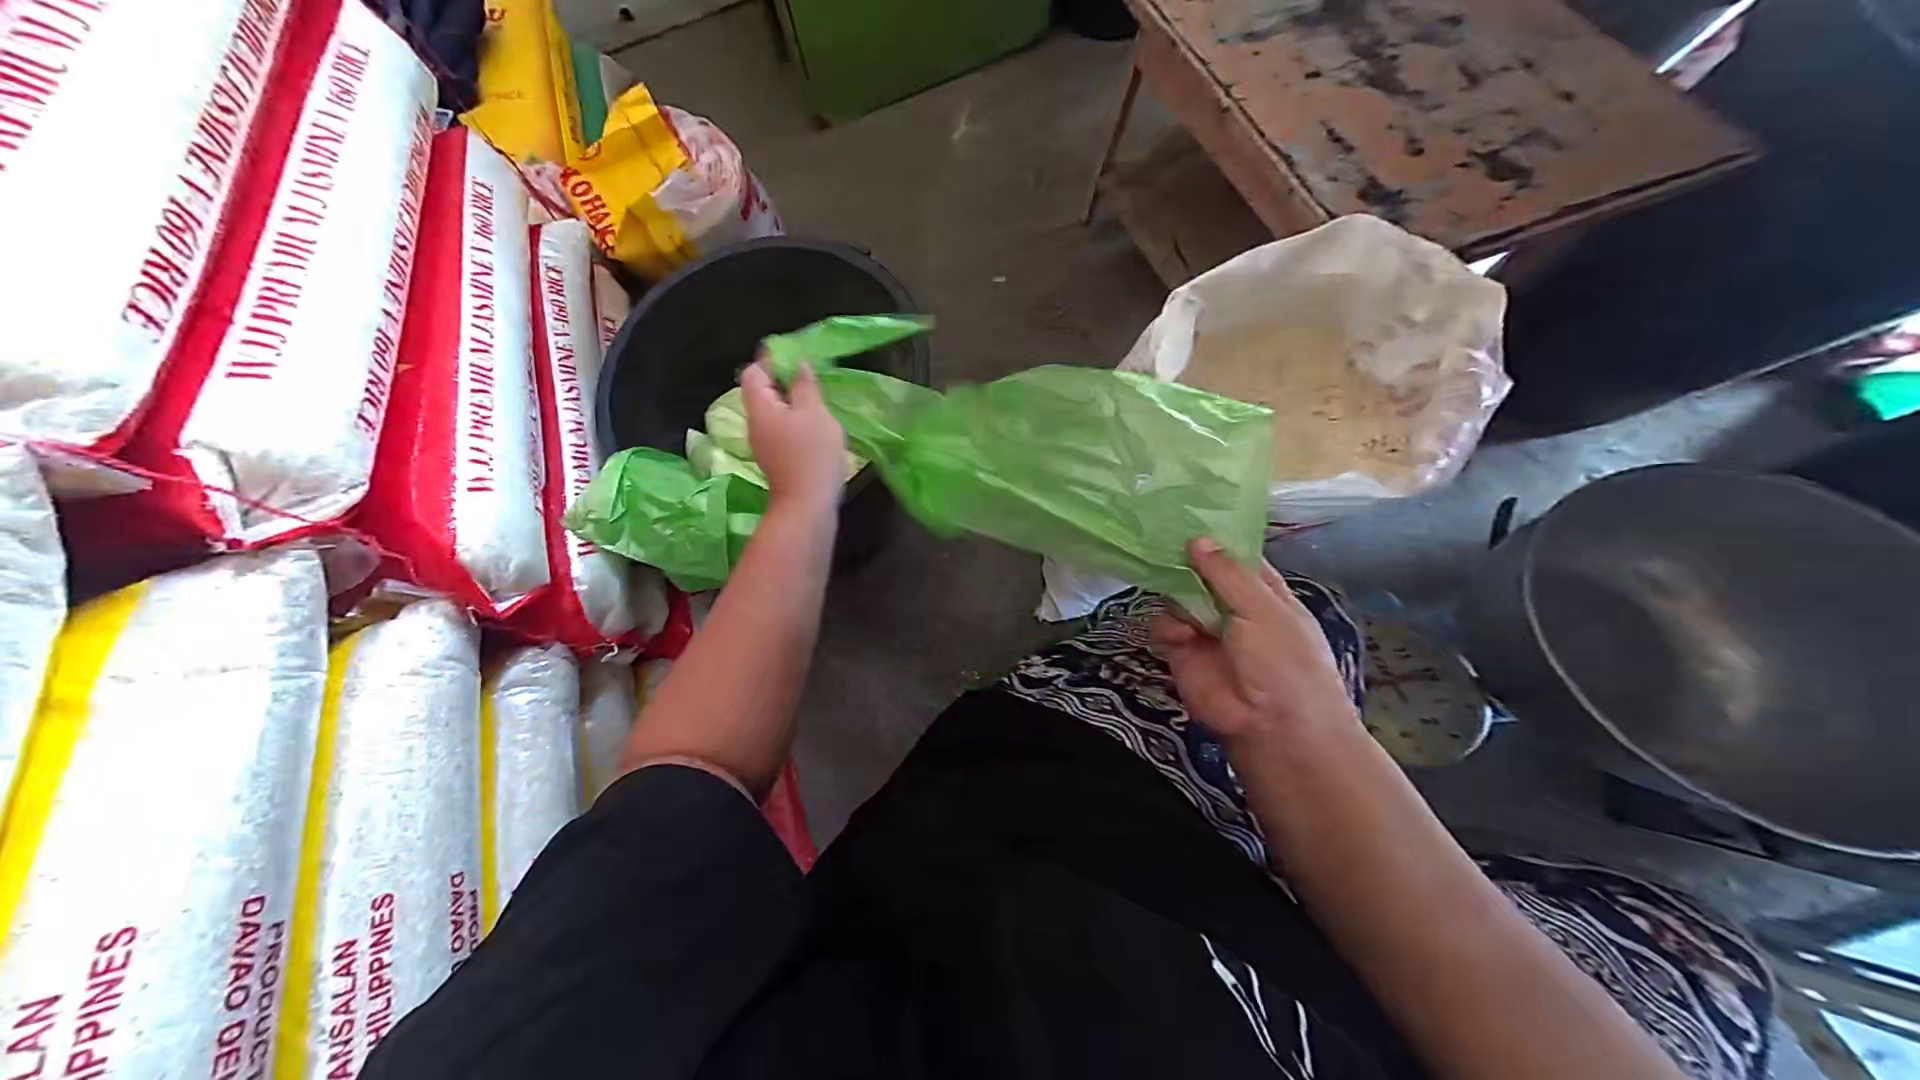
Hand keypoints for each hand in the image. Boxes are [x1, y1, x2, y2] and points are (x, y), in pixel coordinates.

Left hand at [741, 360, 845, 513]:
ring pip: (773, 412)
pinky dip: (795, 420)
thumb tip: (798, 365)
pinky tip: (816, 425)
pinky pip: (781, 429)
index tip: (794, 355)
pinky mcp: (776, 459)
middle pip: (761, 392)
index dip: (771, 359)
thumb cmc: (812, 454)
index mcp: (760, 408)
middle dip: (782, 380)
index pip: (753, 373)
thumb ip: (805, 385)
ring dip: (791, 401)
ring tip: (816, 399)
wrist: (808, 506)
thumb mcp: (815, 412)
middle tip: (809, 375)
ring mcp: (764, 444)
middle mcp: (755, 424)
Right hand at [1150, 538, 1358, 743]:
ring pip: (1177, 599)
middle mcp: (1233, 609)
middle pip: (1200, 576)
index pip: (1237, 559)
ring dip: (1177, 600)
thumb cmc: (1285, 662)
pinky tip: (1179, 637)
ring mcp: (1206, 632)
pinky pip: (1163, 629)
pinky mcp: (1183, 655)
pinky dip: (1166, 629)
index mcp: (1264, 594)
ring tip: (1187, 614)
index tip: (1188, 519)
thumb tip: (1197, 539)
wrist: (1272, 729)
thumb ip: (1227, 574)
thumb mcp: (1263, 609)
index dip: (1216, 542)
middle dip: (1185, 565)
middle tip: (1164, 548)